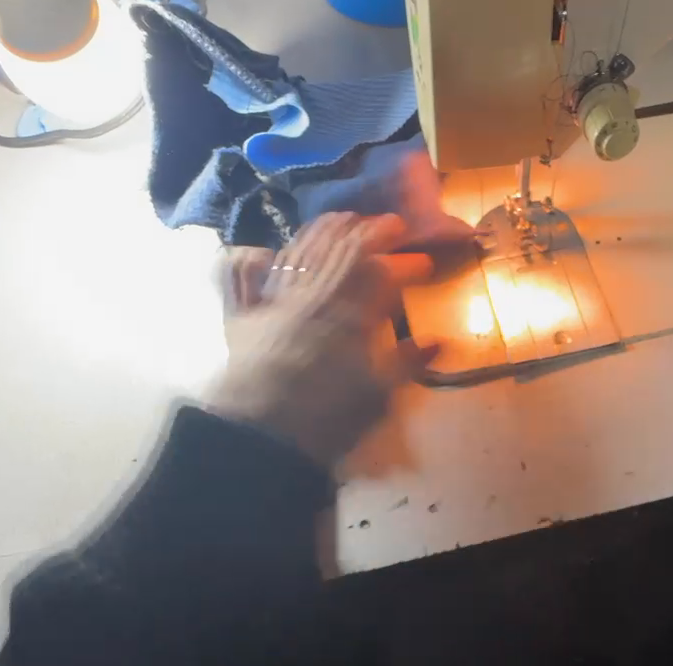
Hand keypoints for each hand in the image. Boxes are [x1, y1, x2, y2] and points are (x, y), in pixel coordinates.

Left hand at [207, 213, 436, 465]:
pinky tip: (263, 253)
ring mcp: (270, 302)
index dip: (400, 258)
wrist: (259, 438)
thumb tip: (435, 343)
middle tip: (384, 225)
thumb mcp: (376, 398)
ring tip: (338, 221)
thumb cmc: (326, 420)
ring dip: (320, 231)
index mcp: (347, 314)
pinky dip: (249, 257)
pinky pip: (237, 275)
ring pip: (296, 252)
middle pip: (338, 249)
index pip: (378, 270)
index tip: (420, 253)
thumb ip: (404, 365)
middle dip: (365, 230)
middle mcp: (309, 296)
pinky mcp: (239, 320)